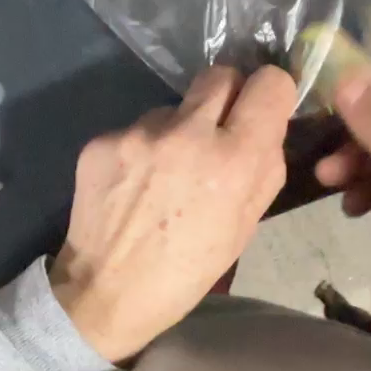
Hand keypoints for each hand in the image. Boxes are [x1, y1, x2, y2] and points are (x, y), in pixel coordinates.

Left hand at [52, 65, 297, 361]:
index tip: (258, 113)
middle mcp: (187, 134)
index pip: (269, 82)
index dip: (267, 96)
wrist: (104, 295)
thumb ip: (262, 170)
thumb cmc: (183, 274)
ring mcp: (138, 135)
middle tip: (212, 136)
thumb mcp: (243, 229)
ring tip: (160, 181)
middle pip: (219, 75)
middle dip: (223, 100)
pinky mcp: (101, 142)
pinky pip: (133, 132)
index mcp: (234, 160)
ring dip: (174, 134)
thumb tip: (265, 129)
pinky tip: (130, 189)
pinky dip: (137, 153)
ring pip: (171, 109)